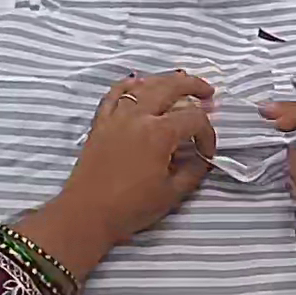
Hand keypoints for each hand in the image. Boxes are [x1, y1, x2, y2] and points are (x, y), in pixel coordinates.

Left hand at [15, 72, 216, 279]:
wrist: (87, 214)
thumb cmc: (131, 207)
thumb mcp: (172, 193)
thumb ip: (194, 171)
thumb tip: (202, 158)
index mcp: (159, 133)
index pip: (194, 119)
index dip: (207, 134)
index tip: (207, 154)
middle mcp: (138, 116)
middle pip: (171, 86)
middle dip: (194, 86)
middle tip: (208, 92)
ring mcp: (116, 116)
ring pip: (144, 84)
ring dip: (165, 80)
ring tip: (179, 83)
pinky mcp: (101, 122)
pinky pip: (115, 93)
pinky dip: (130, 85)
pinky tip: (139, 85)